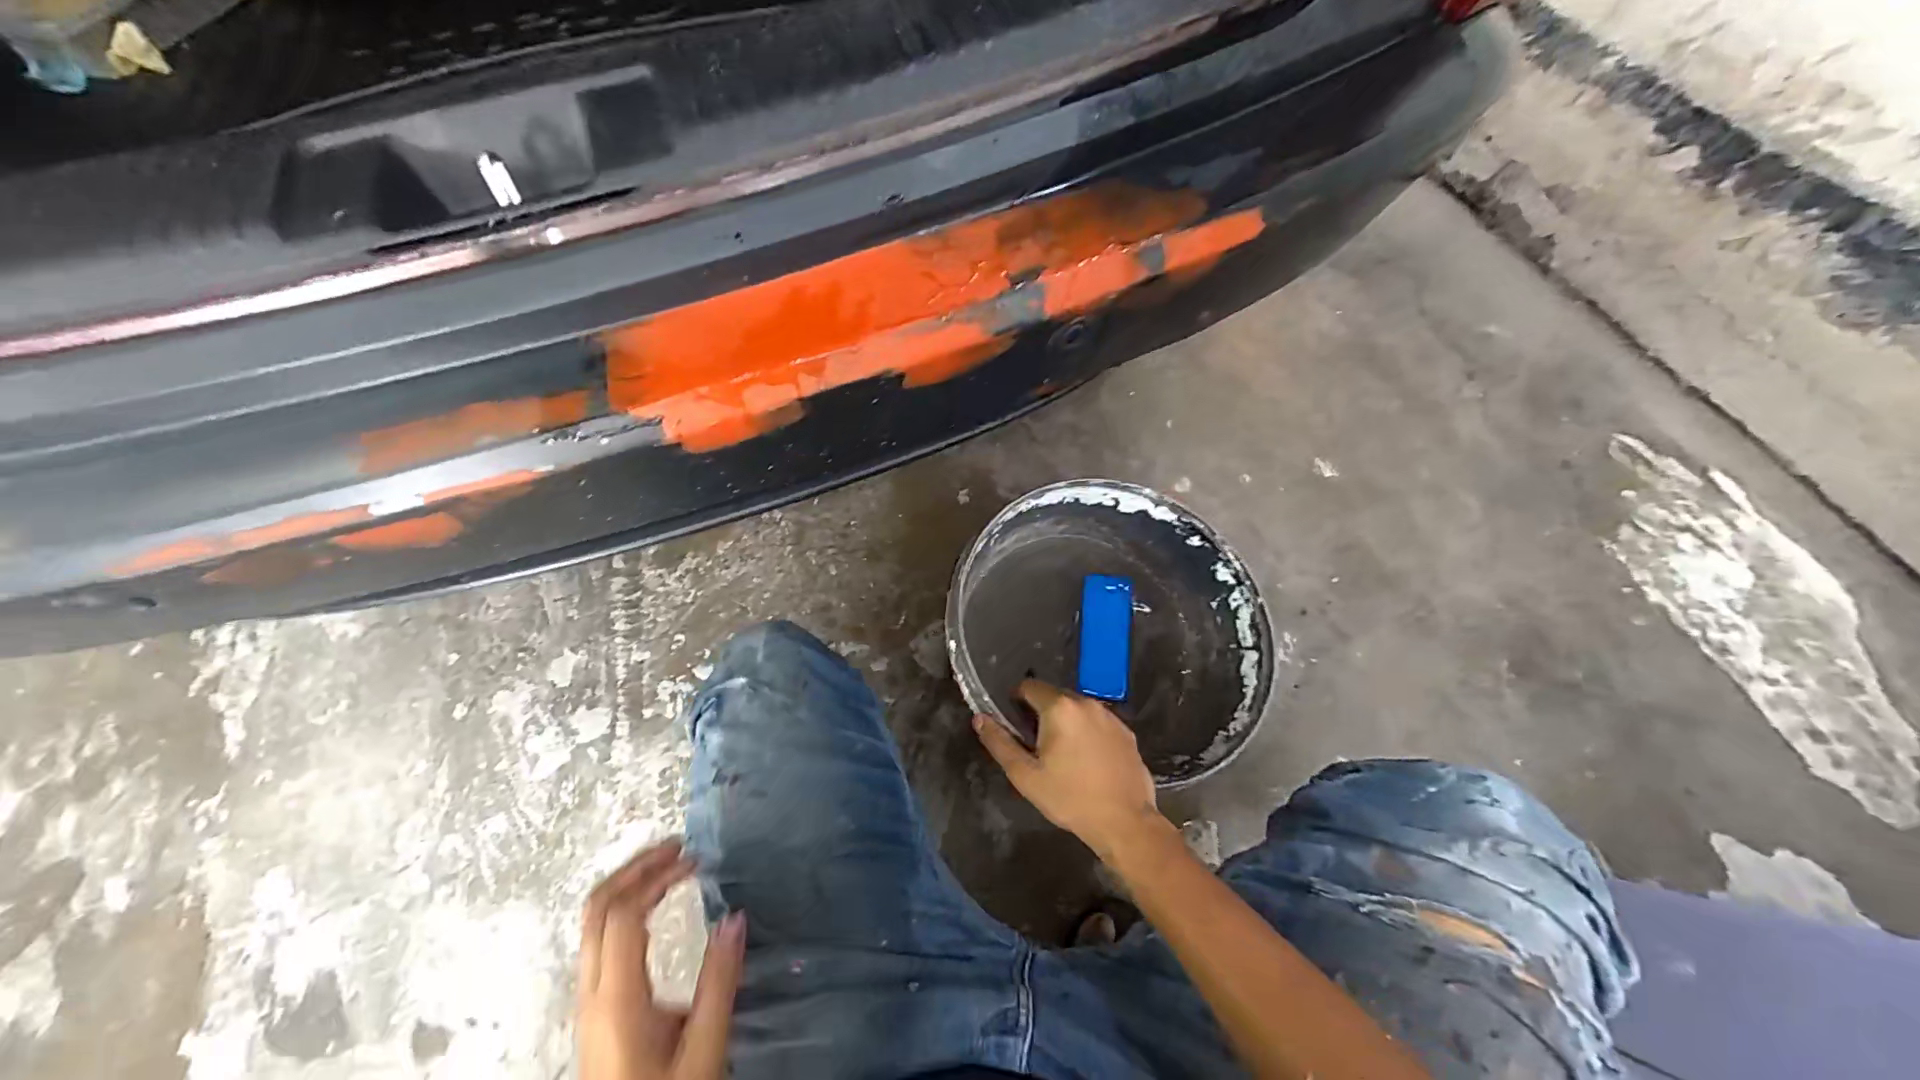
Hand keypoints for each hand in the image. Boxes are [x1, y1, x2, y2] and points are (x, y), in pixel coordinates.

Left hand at [576, 840, 745, 1079]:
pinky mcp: (594, 1006)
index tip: (695, 859)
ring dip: (627, 883)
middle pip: (596, 908)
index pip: (624, 915)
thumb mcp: (704, 1049)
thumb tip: (736, 917)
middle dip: (635, 866)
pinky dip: (624, 905)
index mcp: (618, 998)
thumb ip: (719, 982)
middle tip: (677, 846)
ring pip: (592, 921)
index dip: (656, 876)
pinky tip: (654, 905)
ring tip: (668, 864)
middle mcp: (592, 991)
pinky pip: (599, 938)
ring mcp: (587, 999)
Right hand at [972, 679, 1162, 858]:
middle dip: (1041, 714)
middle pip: (1054, 696)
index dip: (1016, 702)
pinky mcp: (1127, 732)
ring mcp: (1110, 716)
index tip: (1015, 726)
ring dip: (1066, 723)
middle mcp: (1086, 702)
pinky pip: (1098, 723)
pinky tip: (1088, 762)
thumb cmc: (1069, 798)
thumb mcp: (1025, 775)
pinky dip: (1088, 733)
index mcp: (1059, 707)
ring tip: (1063, 757)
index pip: (1028, 686)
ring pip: (1078, 710)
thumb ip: (1000, 742)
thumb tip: (980, 718)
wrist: (1125, 822)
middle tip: (1037, 747)